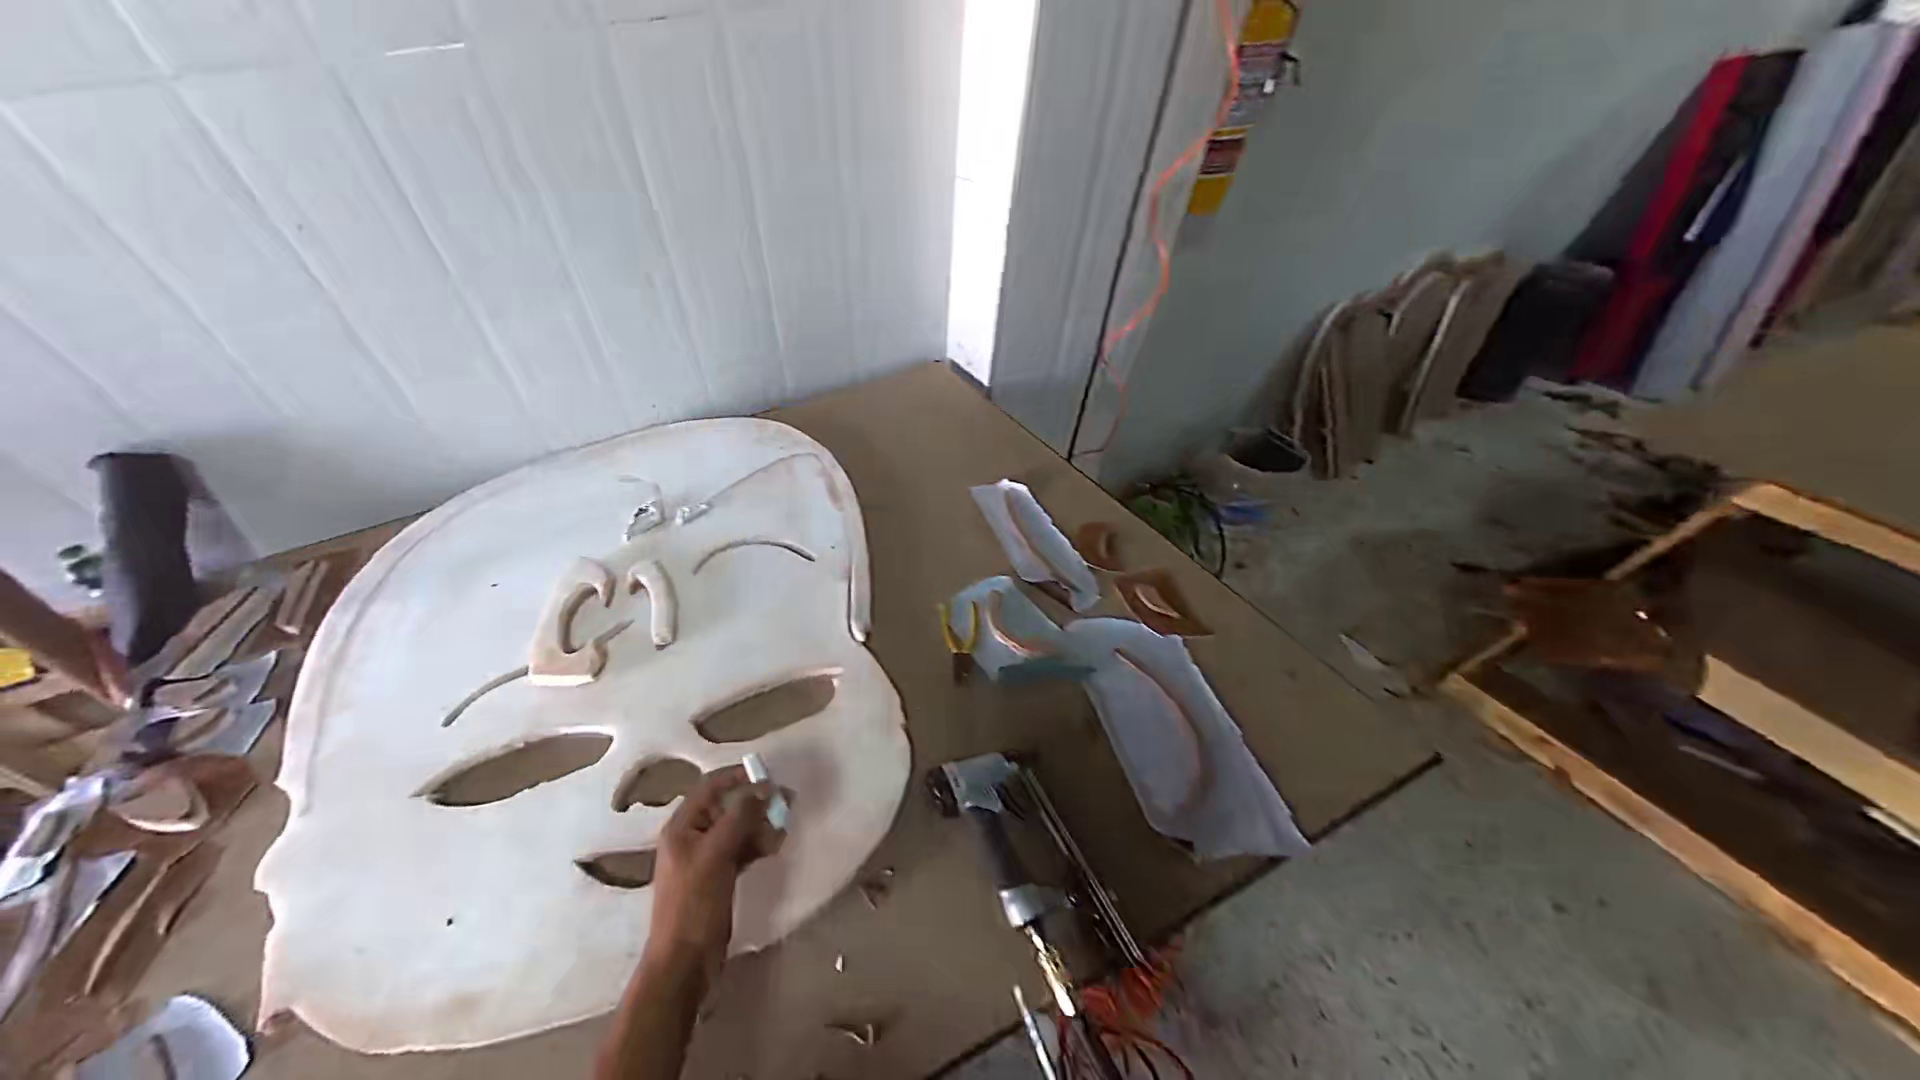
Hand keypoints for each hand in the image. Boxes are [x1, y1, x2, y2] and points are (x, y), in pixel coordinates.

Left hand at [644, 765, 784, 986]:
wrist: (683, 964)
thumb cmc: (694, 905)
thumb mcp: (716, 855)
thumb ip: (740, 817)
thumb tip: (764, 787)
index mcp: (682, 826)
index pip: (711, 787)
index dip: (738, 775)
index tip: (769, 774)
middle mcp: (692, 837)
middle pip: (728, 806)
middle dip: (756, 802)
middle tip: (787, 801)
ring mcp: (706, 858)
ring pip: (738, 828)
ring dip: (761, 824)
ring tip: (784, 827)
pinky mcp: (719, 876)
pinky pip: (741, 849)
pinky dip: (758, 844)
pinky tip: (774, 845)